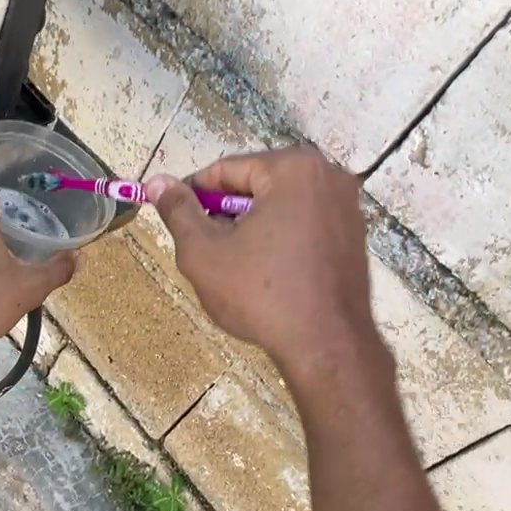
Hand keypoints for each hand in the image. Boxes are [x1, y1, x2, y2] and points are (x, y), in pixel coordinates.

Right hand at [145, 149, 378, 390]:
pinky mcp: (354, 234)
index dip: (192, 196)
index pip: (225, 170)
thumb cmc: (259, 294)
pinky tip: (267, 276)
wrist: (325, 343)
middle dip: (225, 216)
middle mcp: (327, 174)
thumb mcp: (203, 253)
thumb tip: (157, 182)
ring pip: (279, 207)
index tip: (175, 221)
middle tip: (207, 253)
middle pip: (255, 186)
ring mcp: (347, 204)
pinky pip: (302, 225)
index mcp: (292, 168)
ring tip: (236, 269)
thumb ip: (178, 212)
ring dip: (250, 230)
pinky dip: (279, 242)